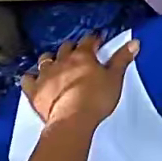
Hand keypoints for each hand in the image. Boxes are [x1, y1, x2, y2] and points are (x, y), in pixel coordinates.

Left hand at [21, 34, 138, 130]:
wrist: (72, 120)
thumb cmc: (95, 100)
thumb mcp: (114, 78)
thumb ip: (122, 59)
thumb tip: (133, 43)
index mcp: (82, 56)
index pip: (89, 41)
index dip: (94, 40)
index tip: (98, 40)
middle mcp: (62, 61)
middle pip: (66, 47)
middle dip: (73, 48)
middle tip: (79, 52)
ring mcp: (46, 74)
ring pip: (46, 59)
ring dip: (51, 59)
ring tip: (56, 63)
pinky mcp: (35, 90)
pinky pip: (28, 79)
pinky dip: (31, 77)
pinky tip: (35, 79)